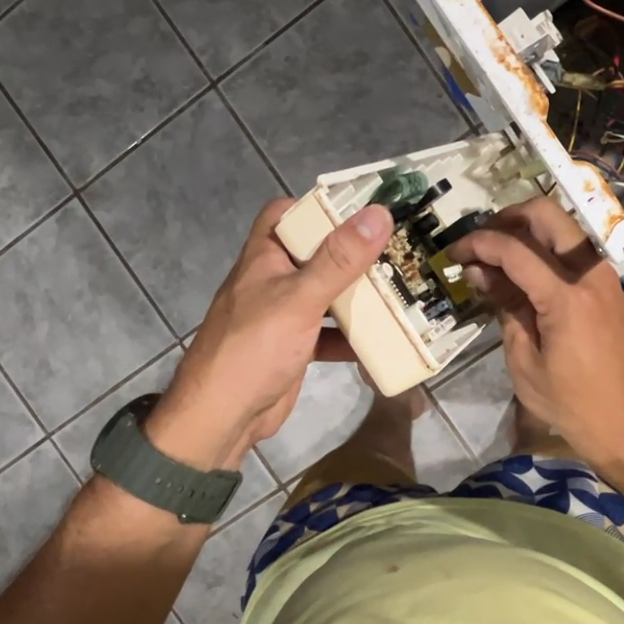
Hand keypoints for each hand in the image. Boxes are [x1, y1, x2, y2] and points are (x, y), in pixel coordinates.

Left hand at [144, 200, 393, 470]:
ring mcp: (284, 315)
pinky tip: (383, 339)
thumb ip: (339, 259)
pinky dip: (352, 336)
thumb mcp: (299, 298)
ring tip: (401, 285)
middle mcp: (273, 280)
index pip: (285, 213)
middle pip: (315, 253)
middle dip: (352, 252)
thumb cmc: (254, 347)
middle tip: (398, 247)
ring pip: (326, 294)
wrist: (222, 417)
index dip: (318, 206)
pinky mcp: (295, 347)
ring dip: (357, 294)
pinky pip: (329, 333)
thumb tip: (379, 214)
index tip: (362, 209)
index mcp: (265, 256)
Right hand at [446, 197, 623, 471]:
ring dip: (527, 229)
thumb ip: (504, 306)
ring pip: (563, 225)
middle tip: (480, 242)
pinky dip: (545, 246)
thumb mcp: (524, 361)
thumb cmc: (570, 402)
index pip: (515, 249)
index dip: (479, 244)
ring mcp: (604, 275)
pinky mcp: (608, 284)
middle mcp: (590, 274)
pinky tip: (522, 270)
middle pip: (547, 215)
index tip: (453, 253)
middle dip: (508, 218)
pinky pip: (573, 248)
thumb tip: (479, 272)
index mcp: (567, 298)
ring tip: (496, 255)